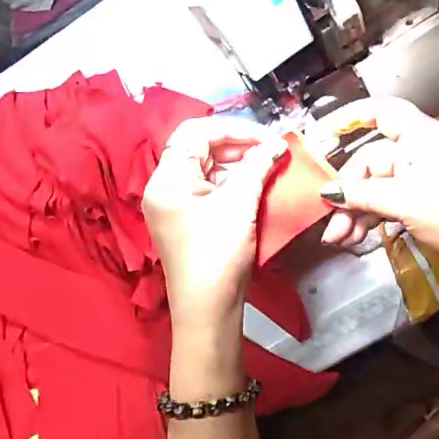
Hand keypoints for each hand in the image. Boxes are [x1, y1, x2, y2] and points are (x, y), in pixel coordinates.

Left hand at [144, 116, 286, 325]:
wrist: (207, 310)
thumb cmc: (218, 255)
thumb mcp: (239, 205)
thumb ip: (257, 167)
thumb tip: (276, 144)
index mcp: (167, 179)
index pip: (196, 133)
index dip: (233, 128)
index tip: (266, 137)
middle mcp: (163, 188)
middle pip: (198, 149)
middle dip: (236, 144)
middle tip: (270, 149)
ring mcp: (172, 205)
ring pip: (204, 168)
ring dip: (236, 162)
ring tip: (267, 164)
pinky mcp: (184, 220)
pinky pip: (206, 189)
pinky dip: (230, 181)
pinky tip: (254, 183)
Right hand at [313, 98, 438, 284]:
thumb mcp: (404, 201)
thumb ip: (362, 194)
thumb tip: (328, 193)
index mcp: (422, 137)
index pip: (382, 113)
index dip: (349, 117)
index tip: (321, 133)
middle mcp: (419, 151)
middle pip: (370, 161)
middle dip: (347, 192)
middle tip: (331, 223)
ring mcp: (420, 178)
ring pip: (374, 187)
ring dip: (354, 211)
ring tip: (340, 239)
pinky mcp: (420, 201)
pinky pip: (384, 202)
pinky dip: (369, 218)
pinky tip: (355, 238)